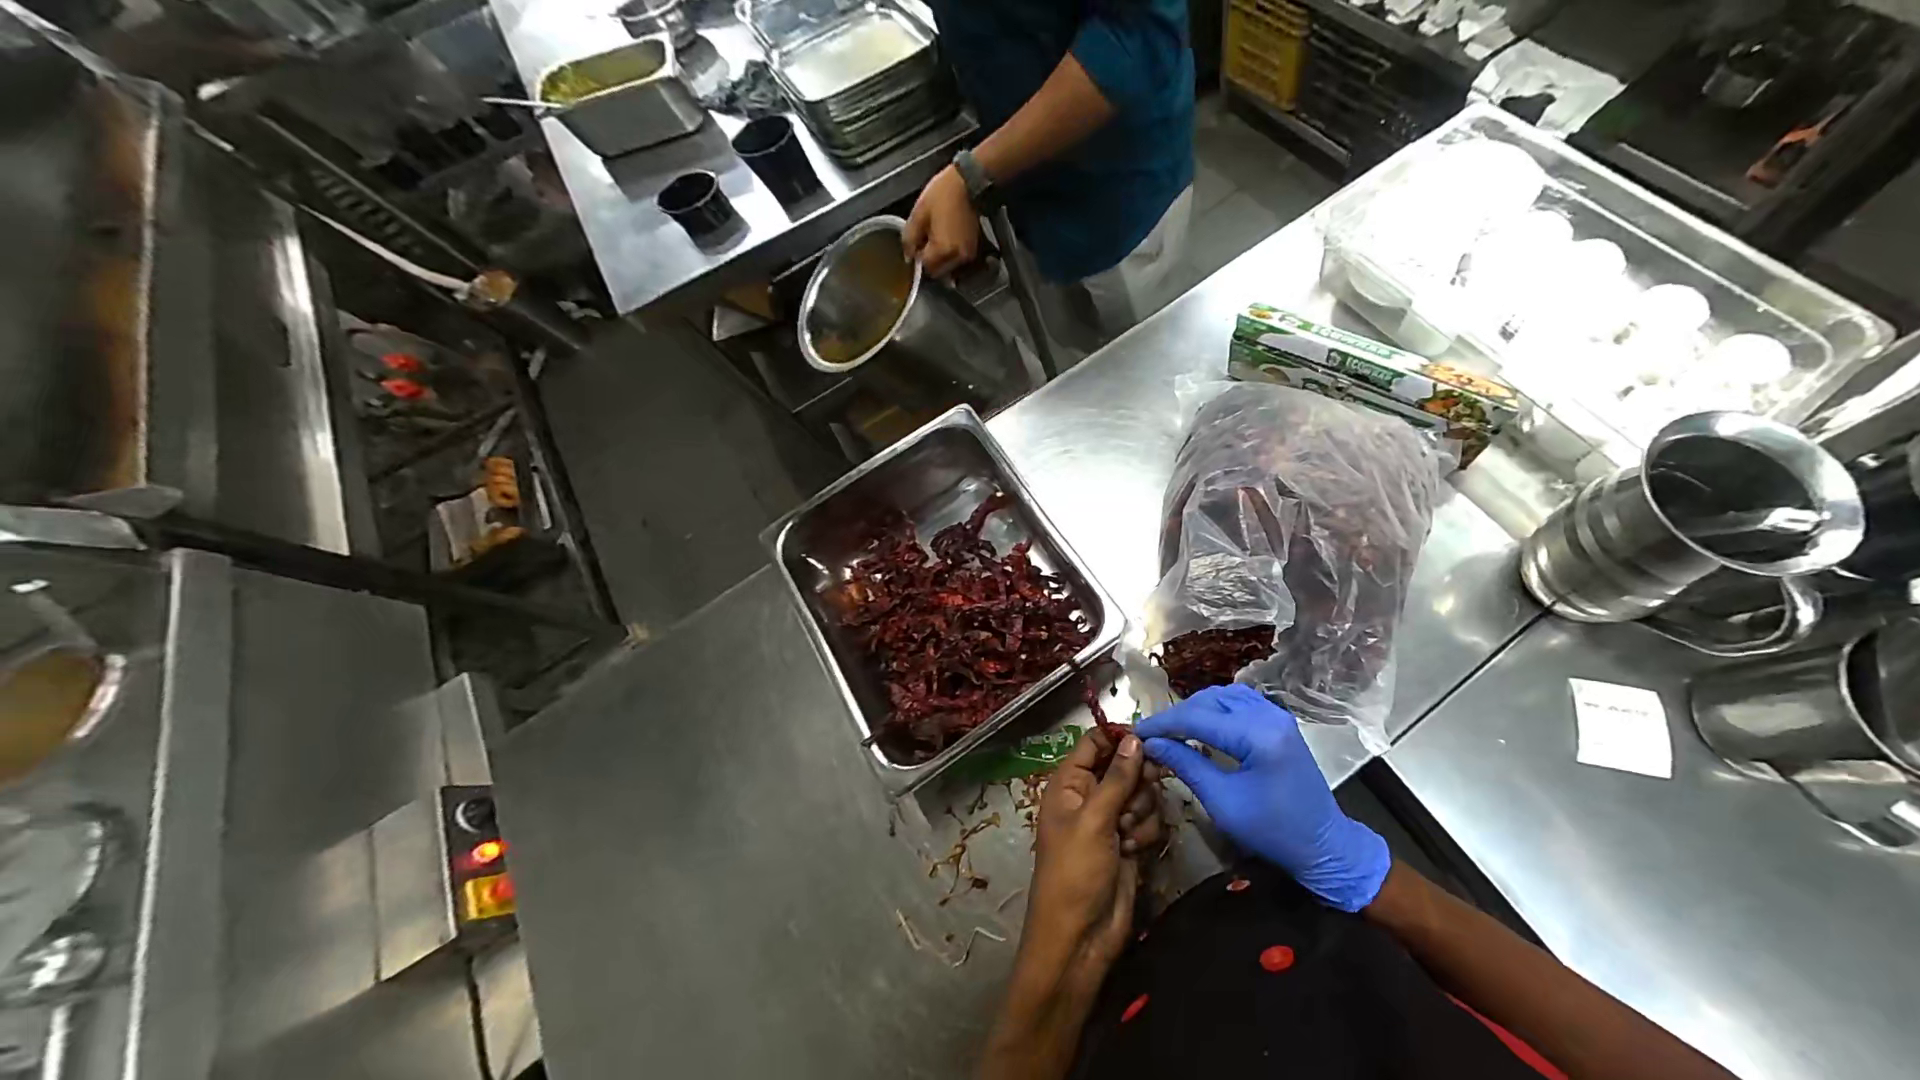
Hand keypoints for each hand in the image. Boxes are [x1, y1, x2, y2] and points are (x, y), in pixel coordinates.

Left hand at [902, 165, 978, 277]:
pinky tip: (947, 239)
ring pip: (948, 268)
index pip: (924, 266)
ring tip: (936, 239)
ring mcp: (967, 255)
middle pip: (937, 272)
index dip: (918, 256)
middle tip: (925, 242)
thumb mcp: (919, 213)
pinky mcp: (973, 249)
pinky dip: (950, 255)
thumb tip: (908, 256)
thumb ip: (910, 238)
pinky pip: (957, 260)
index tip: (916, 243)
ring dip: (940, 260)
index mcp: (942, 250)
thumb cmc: (942, 194)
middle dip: (929, 262)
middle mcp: (957, 258)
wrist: (968, 182)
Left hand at [982, 729, 1158, 1079]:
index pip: (1093, 743)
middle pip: (1124, 766)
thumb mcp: (1094, 820)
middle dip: (1136, 782)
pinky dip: (1145, 833)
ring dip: (1141, 812)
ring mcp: (1110, 820)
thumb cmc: (1075, 872)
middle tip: (1136, 800)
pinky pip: (1148, 821)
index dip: (1119, 738)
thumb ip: (1117, 778)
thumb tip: (1134, 738)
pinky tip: (1134, 852)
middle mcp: (1089, 796)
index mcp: (1068, 783)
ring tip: (1126, 836)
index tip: (1149, 740)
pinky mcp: (1129, 842)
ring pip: (1141, 794)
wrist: (1081, 937)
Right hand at [1135, 683, 1389, 911]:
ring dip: (1195, 709)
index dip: (1162, 724)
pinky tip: (1202, 725)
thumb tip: (1151, 745)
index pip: (1196, 717)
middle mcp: (1268, 715)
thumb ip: (1185, 765)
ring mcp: (1277, 715)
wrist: (1325, 846)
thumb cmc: (1272, 831)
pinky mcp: (1279, 722)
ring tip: (1173, 730)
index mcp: (1257, 735)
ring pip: (1222, 696)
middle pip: (1208, 700)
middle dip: (1176, 715)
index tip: (1136, 733)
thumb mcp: (1222, 801)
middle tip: (1152, 735)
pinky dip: (1215, 708)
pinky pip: (1239, 701)